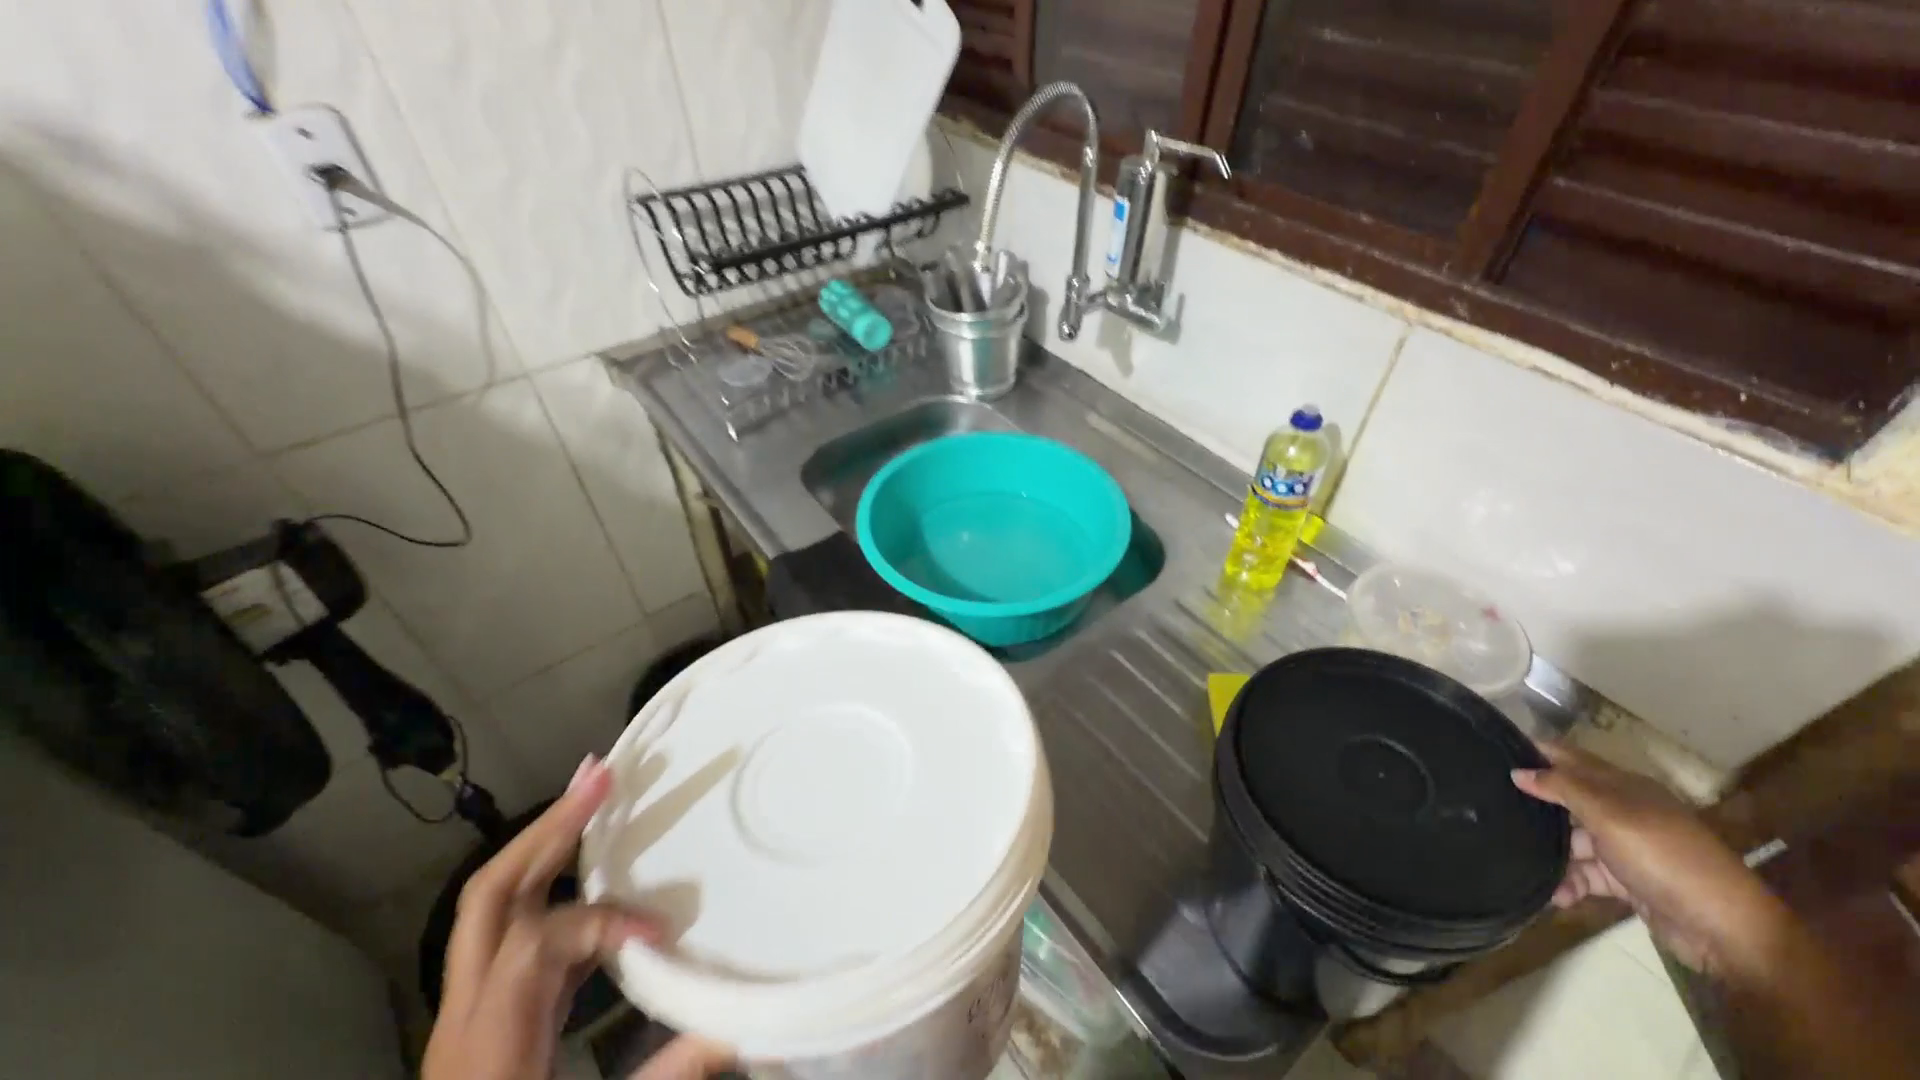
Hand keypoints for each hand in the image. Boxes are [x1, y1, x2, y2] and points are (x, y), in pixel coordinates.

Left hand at [422, 755, 734, 1079]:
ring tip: (594, 797)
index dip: (606, 924)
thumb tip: (738, 1033)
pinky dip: (550, 888)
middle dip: (550, 827)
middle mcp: (468, 1005)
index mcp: (491, 1033)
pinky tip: (587, 876)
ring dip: (545, 846)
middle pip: (494, 891)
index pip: (543, 942)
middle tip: (602, 773)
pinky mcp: (484, 1014)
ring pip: (495, 903)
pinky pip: (513, 930)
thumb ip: (663, 1078)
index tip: (663, 937)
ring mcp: (468, 1006)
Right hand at [1511, 743, 1782, 975]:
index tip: (1491, 753)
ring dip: (1549, 855)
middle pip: (1567, 801)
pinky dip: (1569, 884)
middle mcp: (1623, 812)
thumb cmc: (1665, 857)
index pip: (1570, 758)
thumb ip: (1563, 789)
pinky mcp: (1627, 881)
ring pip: (1573, 842)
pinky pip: (1587, 876)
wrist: (1724, 927)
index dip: (1535, 752)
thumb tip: (1518, 771)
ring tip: (1521, 867)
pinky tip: (1554, 896)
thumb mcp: (1610, 816)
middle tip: (1489, 811)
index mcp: (1624, 787)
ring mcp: (1626, 848)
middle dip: (1533, 806)